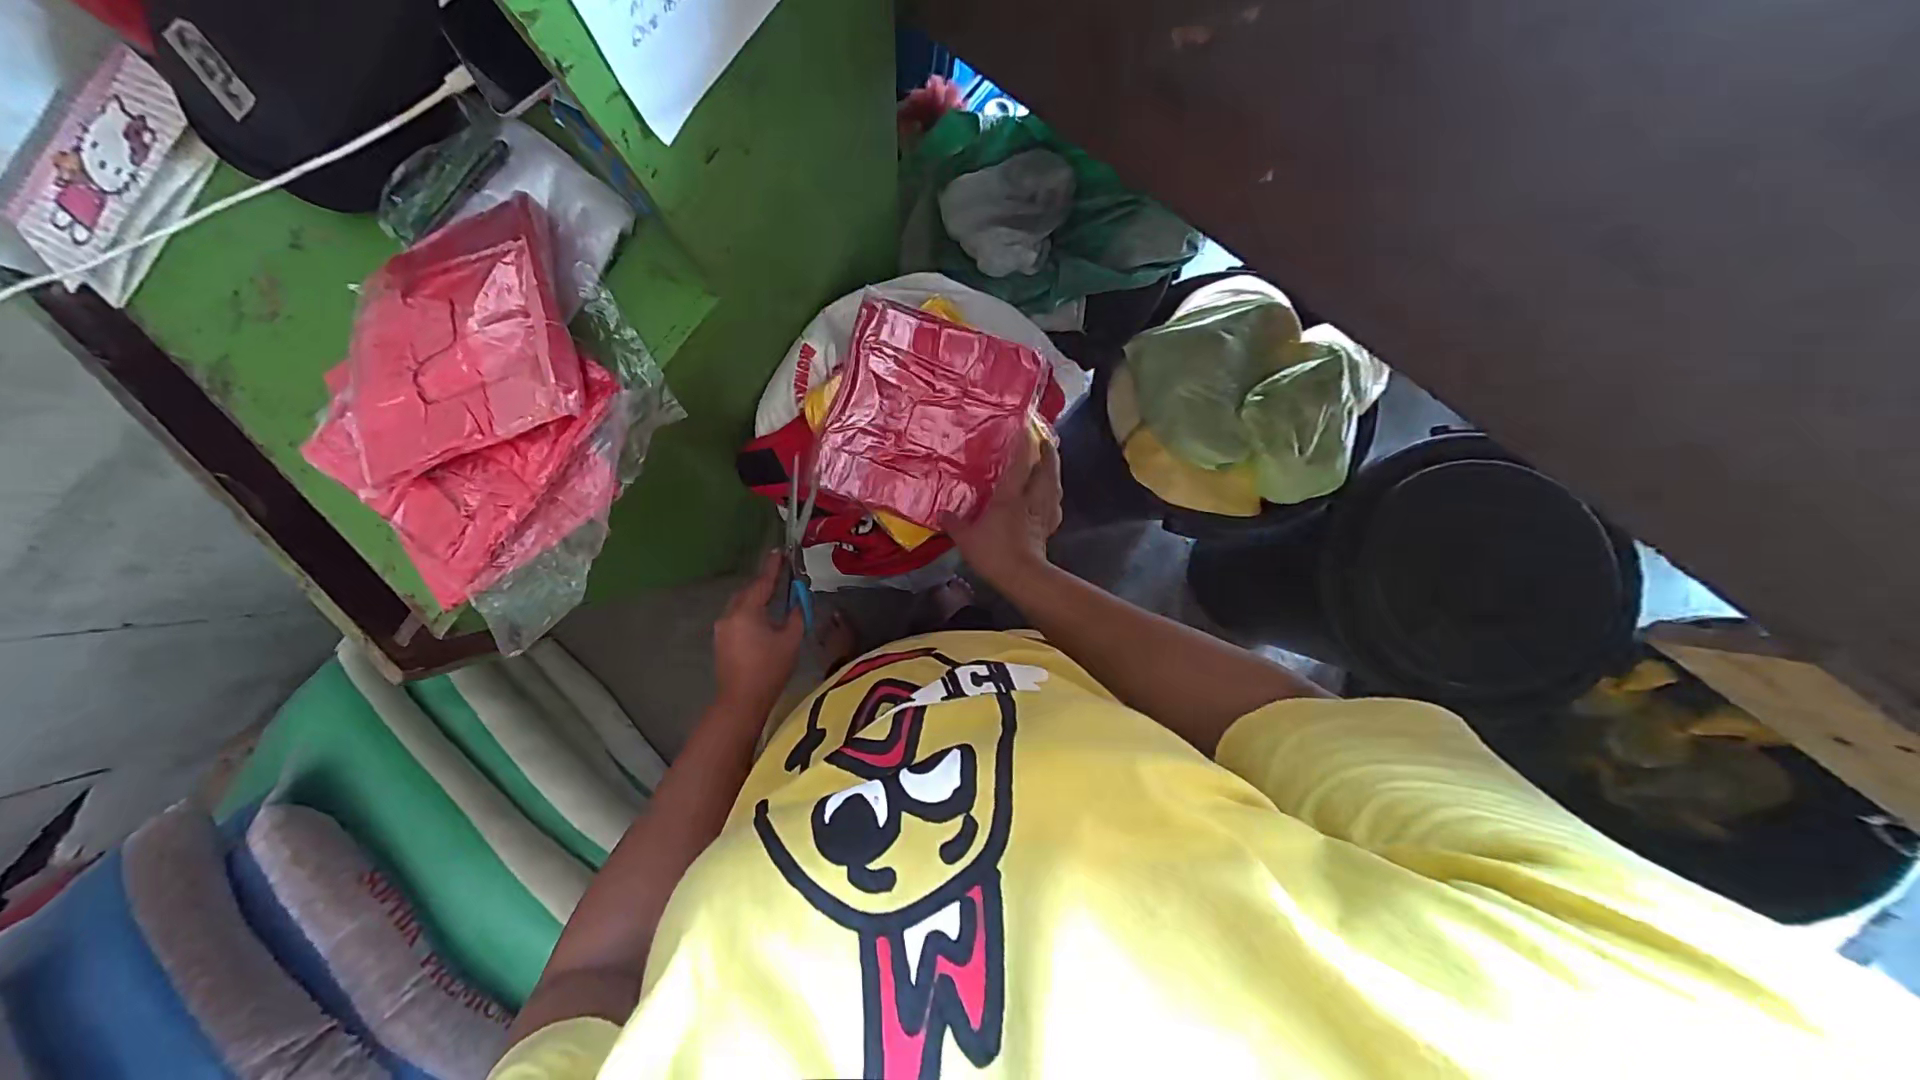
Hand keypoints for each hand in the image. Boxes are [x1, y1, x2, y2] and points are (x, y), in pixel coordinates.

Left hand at [712, 550, 806, 713]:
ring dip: (756, 598)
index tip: (779, 552)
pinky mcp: (721, 640)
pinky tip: (762, 618)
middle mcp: (729, 615)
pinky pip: (736, 617)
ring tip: (774, 596)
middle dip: (764, 583)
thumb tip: (798, 600)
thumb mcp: (791, 640)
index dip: (773, 567)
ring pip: (740, 604)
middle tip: (781, 574)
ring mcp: (722, 628)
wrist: (742, 700)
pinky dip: (750, 612)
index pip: (762, 582)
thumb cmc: (770, 669)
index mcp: (747, 611)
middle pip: (748, 591)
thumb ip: (797, 615)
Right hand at [948, 436, 1061, 589]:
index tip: (1025, 429)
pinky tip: (1052, 500)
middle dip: (1048, 455)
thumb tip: (942, 513)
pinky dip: (1055, 499)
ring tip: (1051, 466)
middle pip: (1045, 472)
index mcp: (1010, 497)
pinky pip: (1054, 508)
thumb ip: (954, 523)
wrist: (1022, 577)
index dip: (1022, 445)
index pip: (1019, 464)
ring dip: (1055, 474)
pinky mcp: (1048, 530)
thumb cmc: (994, 553)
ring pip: (1054, 488)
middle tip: (1047, 443)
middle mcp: (1030, 501)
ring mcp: (1042, 515)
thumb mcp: (966, 538)